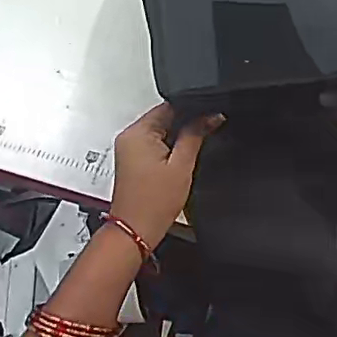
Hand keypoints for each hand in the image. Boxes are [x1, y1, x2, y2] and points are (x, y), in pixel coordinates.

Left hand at [108, 103, 222, 244]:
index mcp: (137, 132)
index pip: (168, 106)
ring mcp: (128, 148)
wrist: (135, 231)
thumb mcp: (182, 165)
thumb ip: (195, 135)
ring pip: (159, 132)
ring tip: (185, 159)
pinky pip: (152, 145)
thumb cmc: (153, 204)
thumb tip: (209, 116)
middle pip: (163, 118)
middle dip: (184, 126)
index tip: (209, 117)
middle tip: (201, 141)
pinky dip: (166, 151)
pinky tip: (174, 165)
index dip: (191, 109)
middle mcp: (128, 136)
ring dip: (175, 140)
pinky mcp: (131, 160)